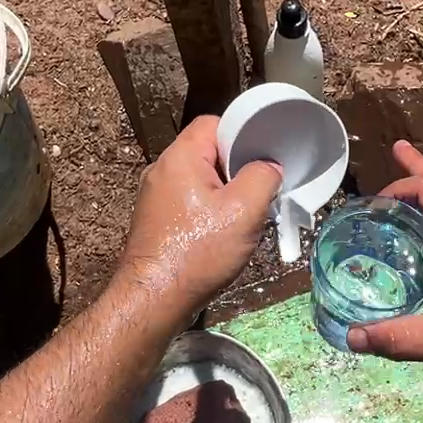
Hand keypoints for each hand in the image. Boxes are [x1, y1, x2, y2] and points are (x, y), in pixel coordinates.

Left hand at [116, 115, 282, 316]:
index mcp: (180, 157)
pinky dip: (210, 211)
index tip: (264, 156)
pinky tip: (224, 234)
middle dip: (238, 168)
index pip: (214, 123)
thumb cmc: (198, 252)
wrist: (154, 299)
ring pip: (201, 179)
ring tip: (246, 215)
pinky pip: (190, 201)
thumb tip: (269, 168)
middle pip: (208, 152)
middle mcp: (162, 170)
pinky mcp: (156, 220)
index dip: (242, 134)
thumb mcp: (245, 211)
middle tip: (260, 190)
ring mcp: (155, 197)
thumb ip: (263, 178)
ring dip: (226, 193)